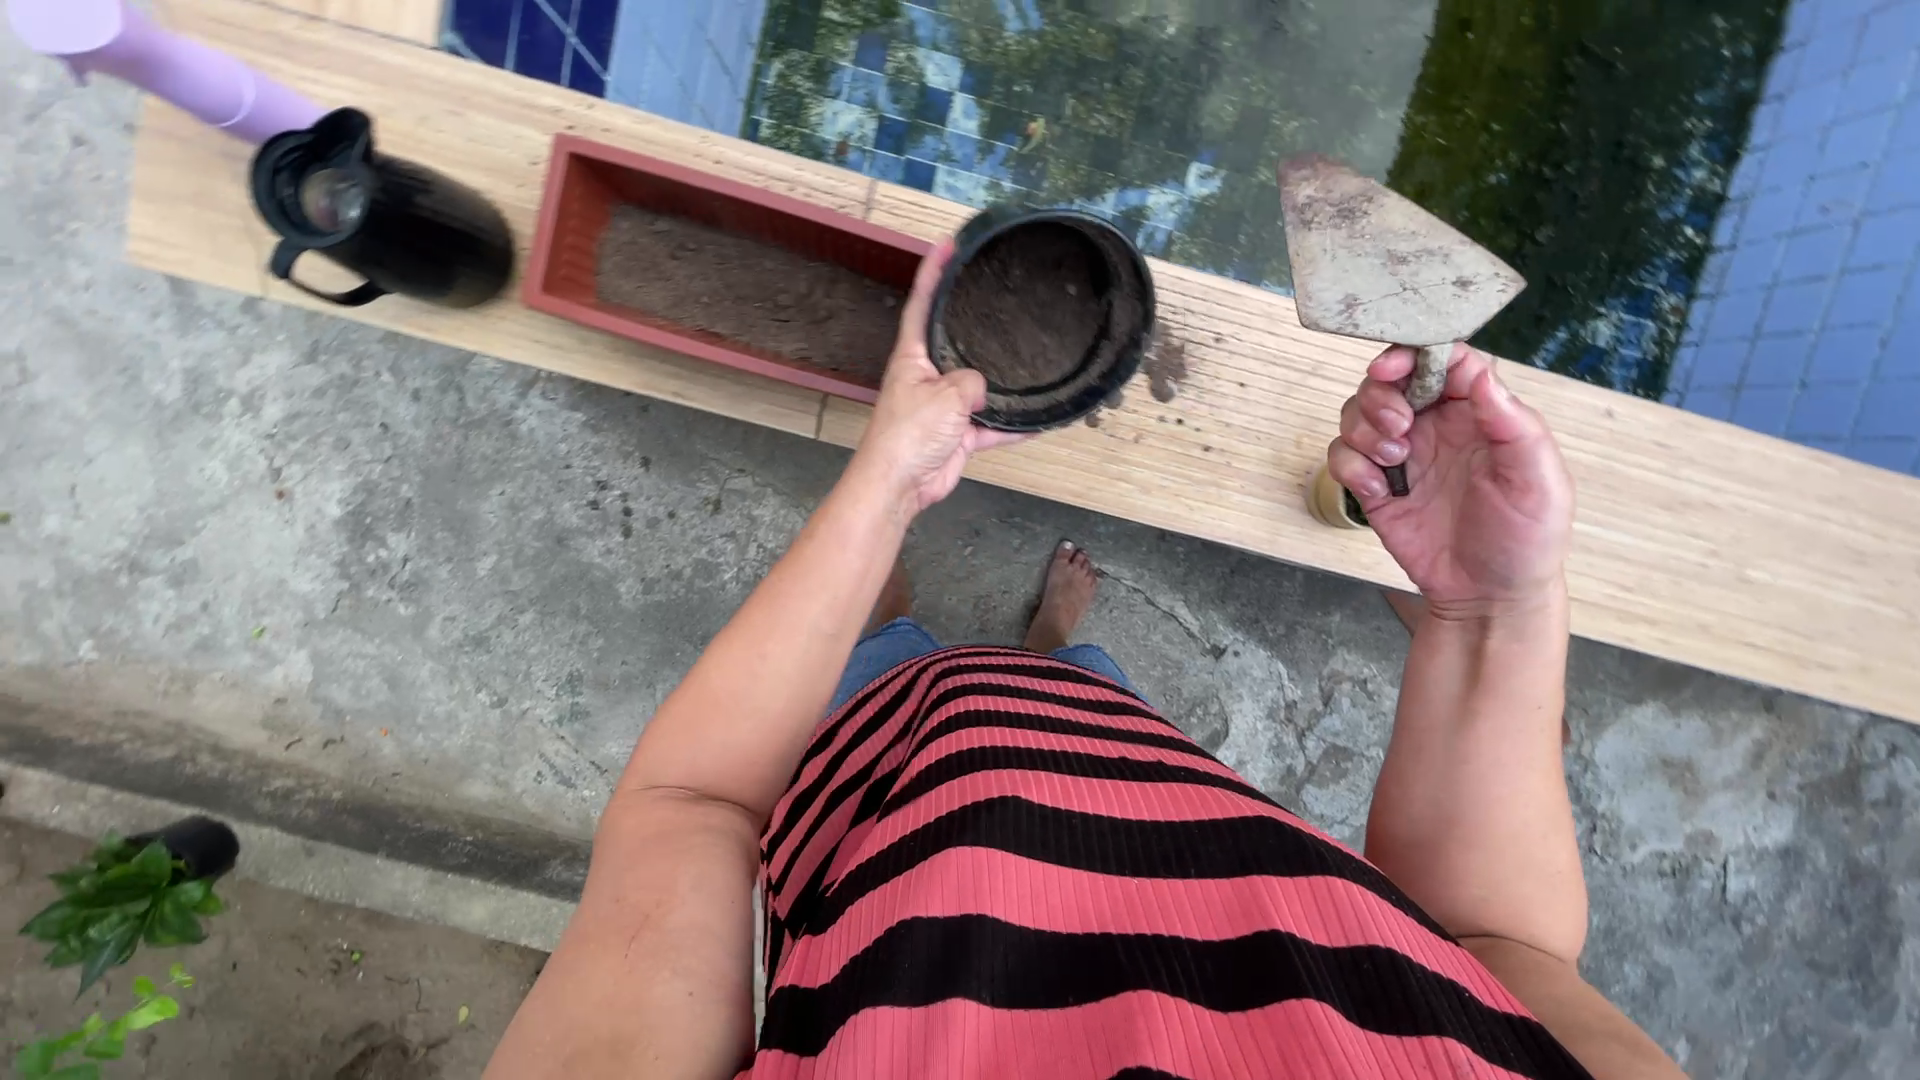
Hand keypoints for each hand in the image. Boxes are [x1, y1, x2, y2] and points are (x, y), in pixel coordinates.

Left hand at [849, 239, 1025, 515]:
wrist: (901, 484)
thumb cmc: (909, 434)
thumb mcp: (946, 395)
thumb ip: (971, 381)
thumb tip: (982, 389)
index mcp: (912, 357)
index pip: (923, 304)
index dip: (933, 272)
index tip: (948, 244)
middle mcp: (928, 376)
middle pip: (955, 342)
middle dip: (974, 323)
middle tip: (1001, 297)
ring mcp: (944, 406)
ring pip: (979, 387)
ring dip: (1001, 383)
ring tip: (1031, 360)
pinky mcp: (957, 434)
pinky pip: (992, 426)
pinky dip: (1013, 427)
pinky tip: (1039, 421)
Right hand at [1327, 344, 1573, 618]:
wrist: (1487, 593)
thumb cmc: (1525, 536)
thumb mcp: (1537, 479)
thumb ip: (1512, 424)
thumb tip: (1481, 375)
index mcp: (1477, 414)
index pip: (1441, 363)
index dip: (1411, 355)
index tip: (1392, 369)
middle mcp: (1433, 427)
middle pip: (1387, 383)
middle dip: (1380, 398)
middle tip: (1399, 429)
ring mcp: (1400, 456)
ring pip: (1356, 416)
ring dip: (1363, 432)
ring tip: (1393, 463)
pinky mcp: (1373, 486)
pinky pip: (1342, 458)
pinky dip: (1351, 469)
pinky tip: (1381, 493)